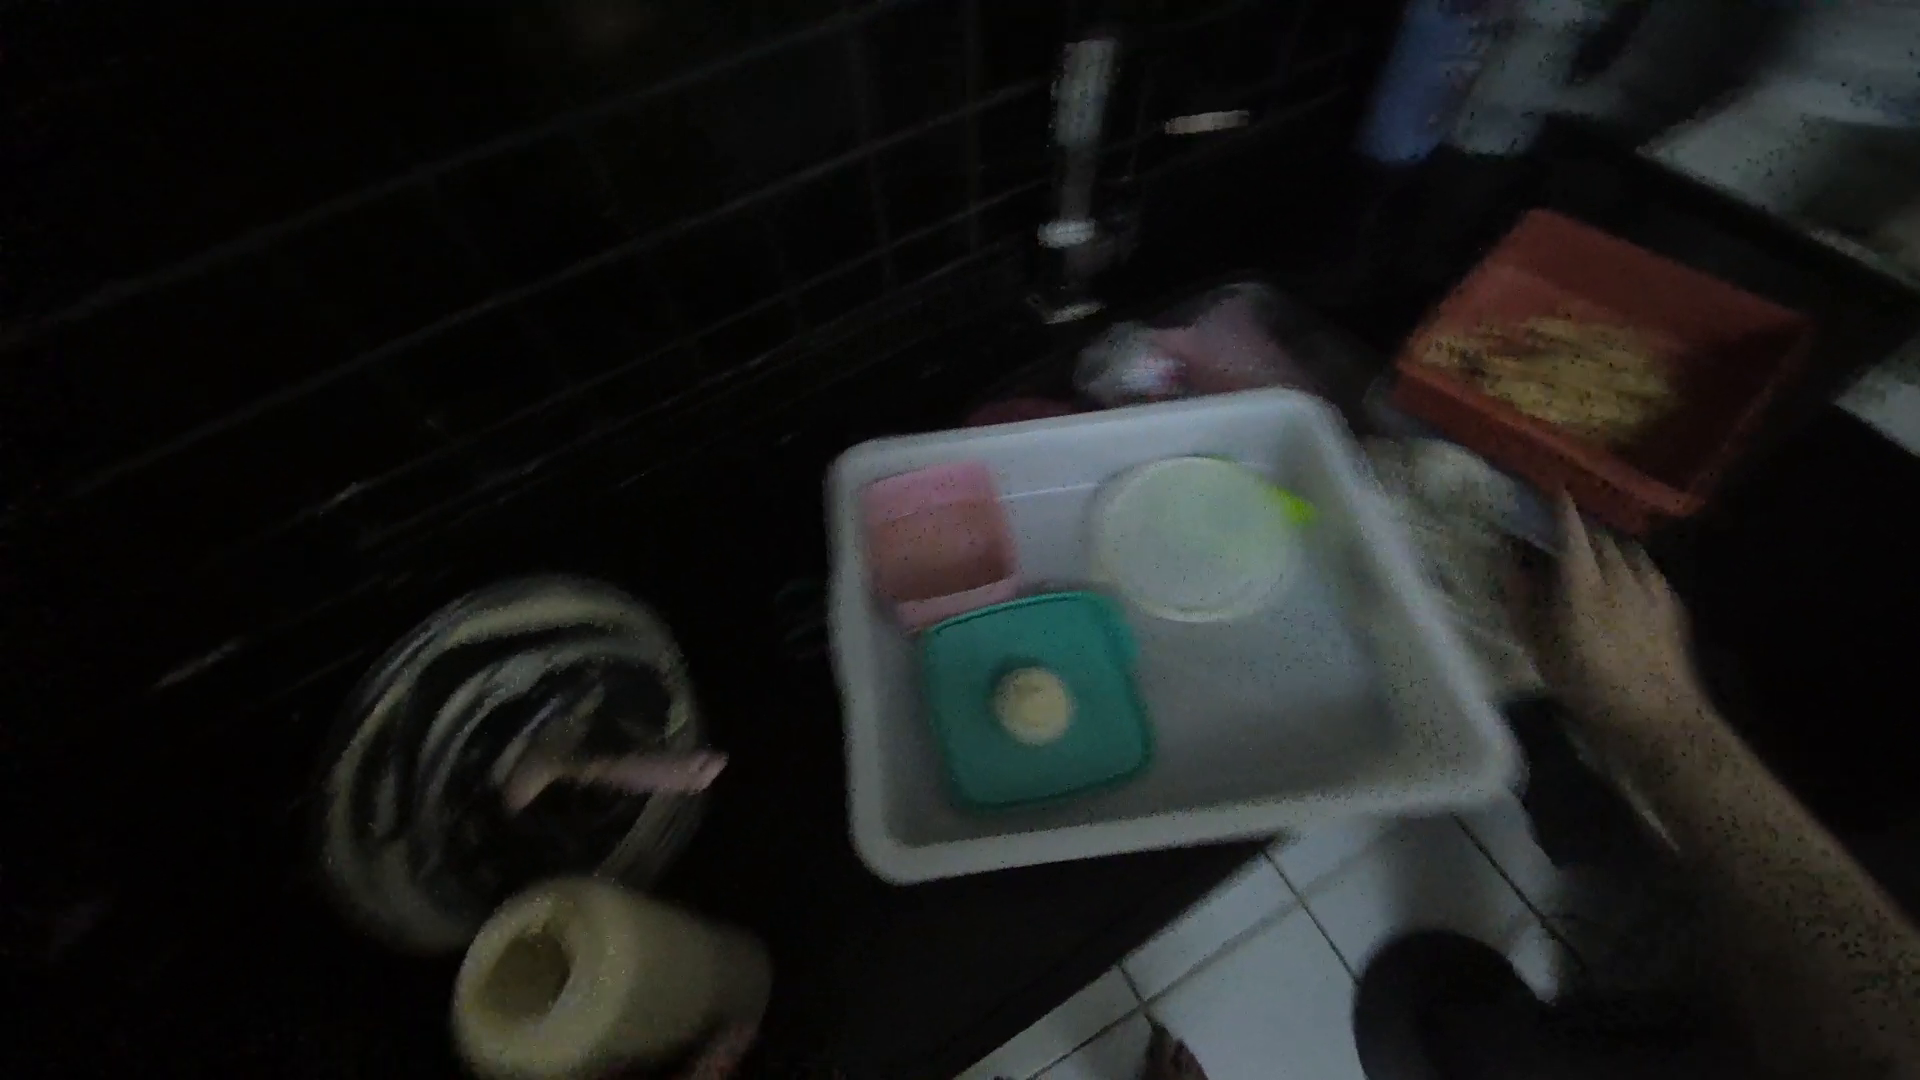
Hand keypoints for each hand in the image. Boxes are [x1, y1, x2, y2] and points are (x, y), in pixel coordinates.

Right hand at [1537, 496, 1711, 754]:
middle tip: (1559, 526)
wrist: (1655, 716)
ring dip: (1604, 543)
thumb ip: (1522, 598)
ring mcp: (1652, 591)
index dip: (1562, 510)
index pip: (1573, 536)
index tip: (1552, 489)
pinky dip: (1628, 562)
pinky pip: (1647, 569)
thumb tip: (1508, 561)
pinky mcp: (1672, 606)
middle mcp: (1621, 581)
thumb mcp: (1538, 644)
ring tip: (1589, 548)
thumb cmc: (1583, 681)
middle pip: (1601, 539)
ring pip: (1627, 551)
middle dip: (1580, 526)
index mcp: (1583, 589)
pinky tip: (1621, 575)